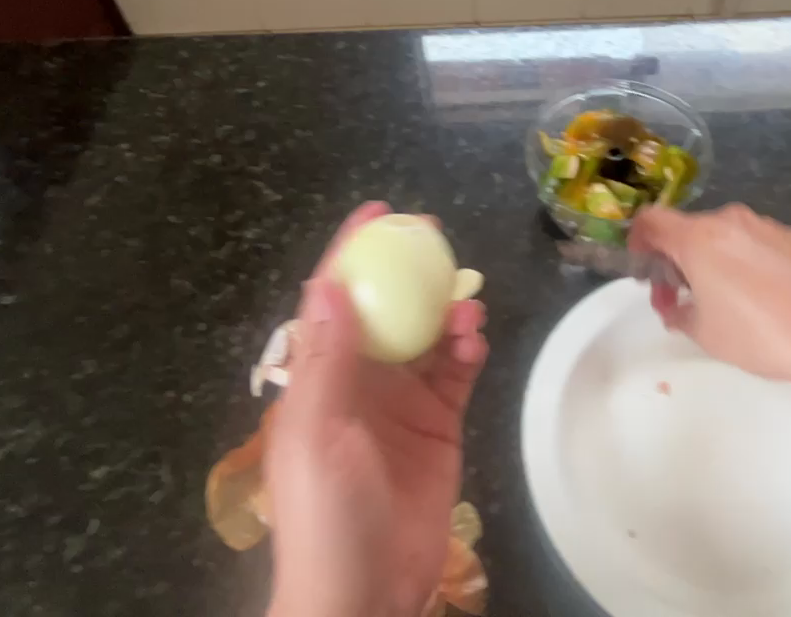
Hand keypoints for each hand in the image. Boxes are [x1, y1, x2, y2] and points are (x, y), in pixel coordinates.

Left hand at [265, 203, 488, 616]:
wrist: (366, 594)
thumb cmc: (327, 513)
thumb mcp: (317, 432)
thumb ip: (326, 359)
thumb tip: (330, 284)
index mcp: (322, 374)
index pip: (335, 299)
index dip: (353, 252)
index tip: (379, 213)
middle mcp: (362, 376)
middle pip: (389, 305)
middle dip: (409, 269)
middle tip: (437, 239)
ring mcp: (404, 399)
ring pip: (427, 333)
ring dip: (446, 310)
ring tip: (465, 305)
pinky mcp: (441, 422)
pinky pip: (456, 370)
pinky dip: (467, 347)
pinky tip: (474, 341)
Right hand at [630, 203, 790, 386]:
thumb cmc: (761, 334)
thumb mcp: (705, 334)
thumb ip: (679, 313)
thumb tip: (675, 305)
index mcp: (699, 238)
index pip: (652, 220)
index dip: (638, 238)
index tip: (642, 264)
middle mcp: (731, 221)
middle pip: (691, 229)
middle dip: (680, 258)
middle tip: (684, 296)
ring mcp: (769, 227)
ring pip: (727, 235)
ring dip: (716, 259)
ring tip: (731, 301)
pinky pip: (760, 244)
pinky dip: (751, 263)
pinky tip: (771, 299)